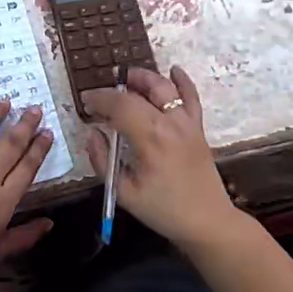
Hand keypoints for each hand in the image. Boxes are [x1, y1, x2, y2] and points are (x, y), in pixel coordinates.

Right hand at [81, 66, 244, 252]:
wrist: (207, 221)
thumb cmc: (163, 210)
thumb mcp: (123, 192)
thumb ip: (102, 161)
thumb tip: (92, 133)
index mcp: (150, 138)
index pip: (119, 105)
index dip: (99, 99)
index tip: (85, 102)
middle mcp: (170, 123)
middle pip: (138, 94)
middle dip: (114, 91)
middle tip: (99, 98)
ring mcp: (187, 123)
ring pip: (165, 88)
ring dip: (144, 79)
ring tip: (127, 78)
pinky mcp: (198, 128)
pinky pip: (192, 97)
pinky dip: (183, 81)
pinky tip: (173, 70)